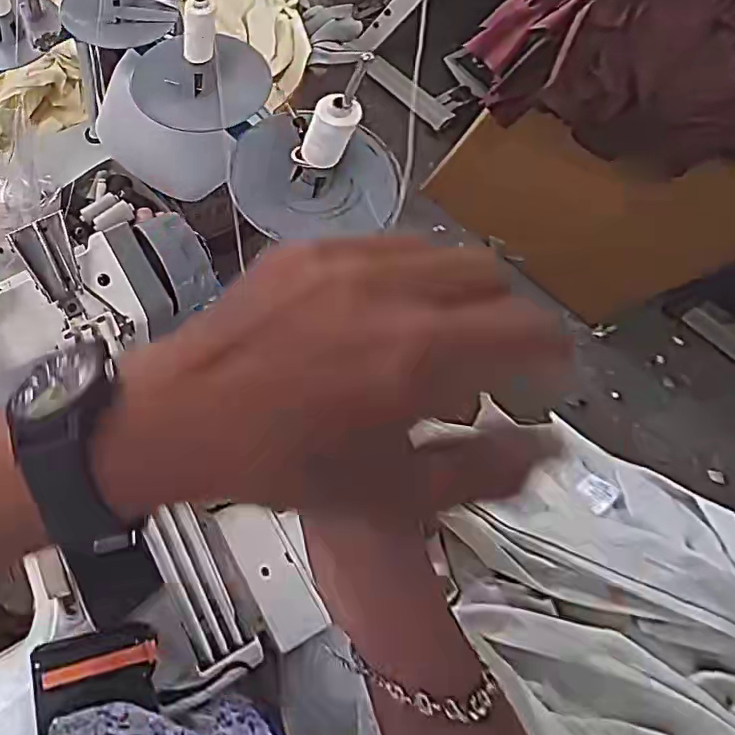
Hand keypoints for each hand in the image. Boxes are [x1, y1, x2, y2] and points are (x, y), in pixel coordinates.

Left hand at [95, 237, 568, 517]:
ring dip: (449, 286)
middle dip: (501, 312)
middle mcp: (383, 289)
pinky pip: (374, 242)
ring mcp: (337, 260)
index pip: (525, 325)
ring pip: (431, 249)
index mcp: (415, 350)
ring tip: (428, 327)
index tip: (545, 363)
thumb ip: (482, 470)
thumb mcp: (388, 492)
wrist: (185, 412)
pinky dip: (395, 270)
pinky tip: (374, 306)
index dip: (549, 347)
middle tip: (486, 350)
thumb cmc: (277, 459)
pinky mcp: (300, 249)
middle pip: (485, 272)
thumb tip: (543, 451)